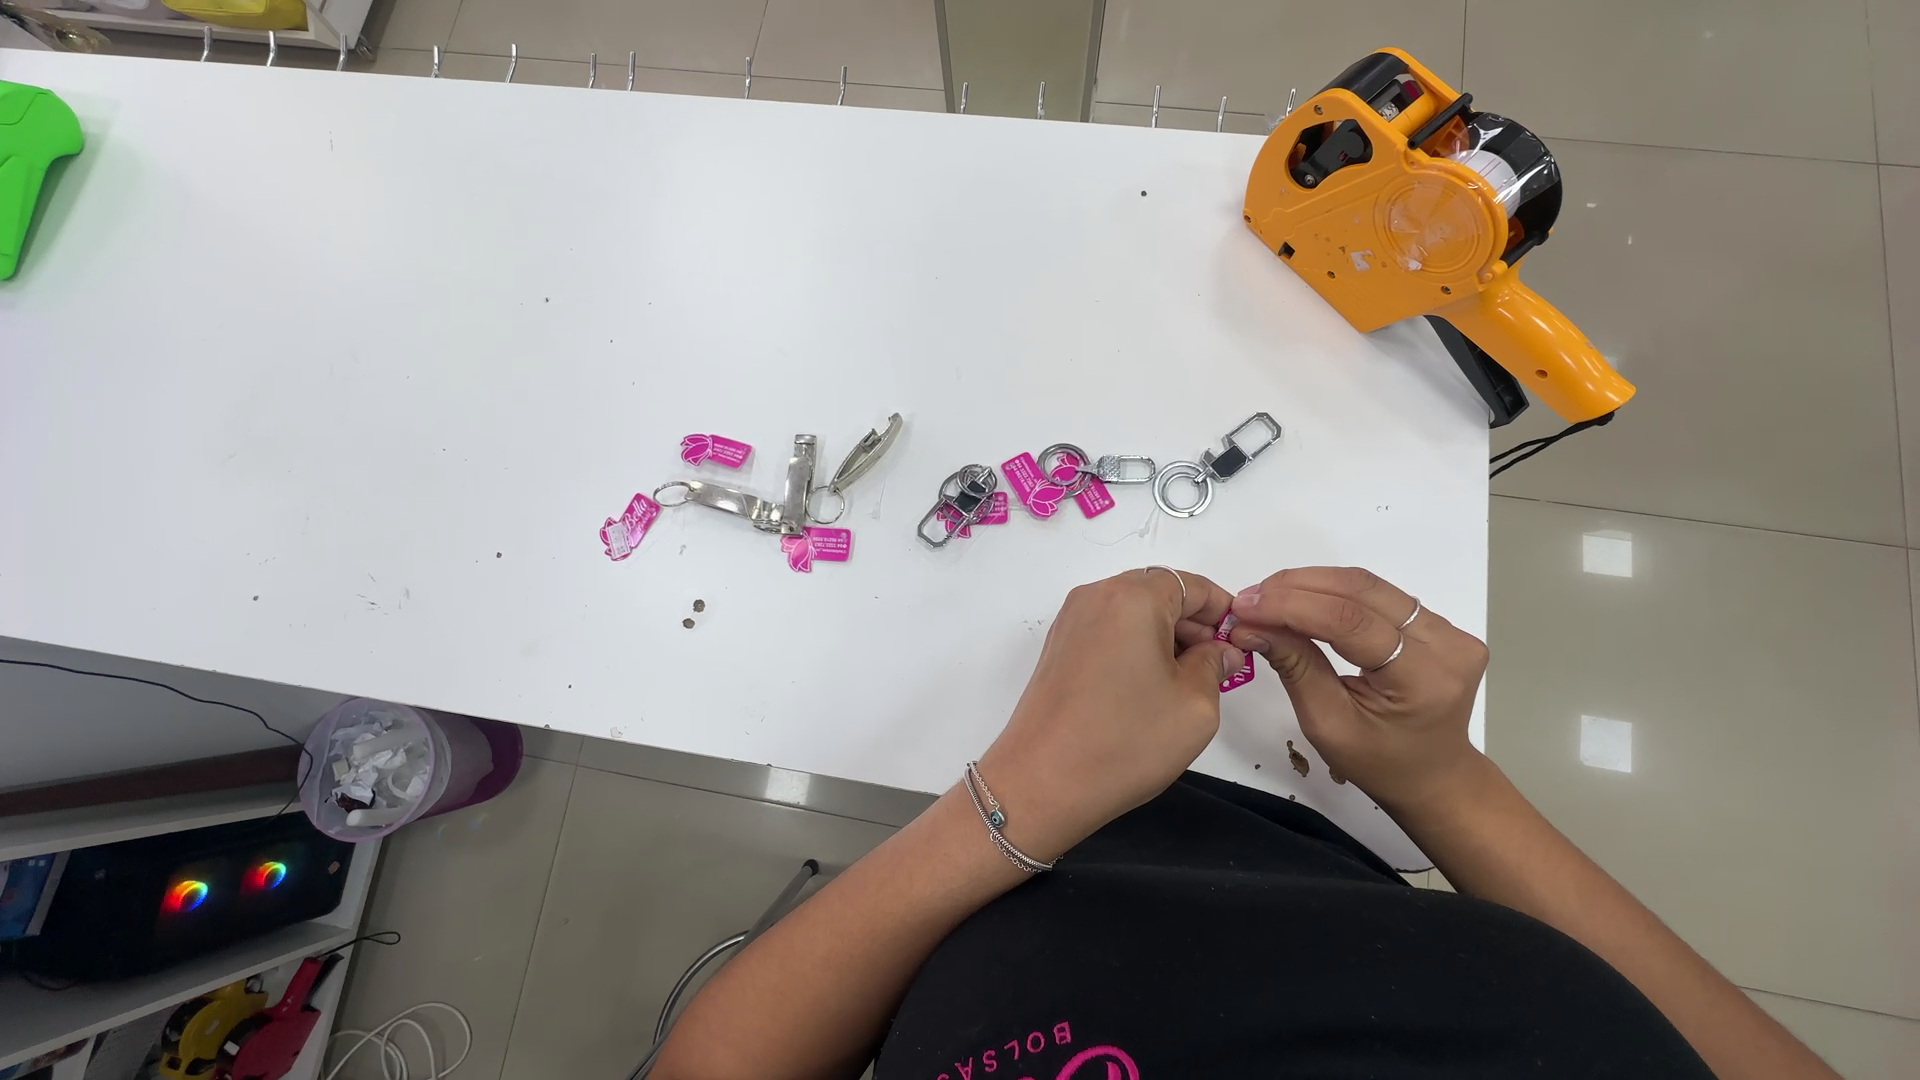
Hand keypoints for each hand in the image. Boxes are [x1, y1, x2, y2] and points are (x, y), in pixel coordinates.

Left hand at [977, 567, 1244, 861]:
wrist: (1043, 780)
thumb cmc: (1126, 740)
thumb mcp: (1195, 706)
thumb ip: (1215, 665)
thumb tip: (1220, 650)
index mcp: (1132, 598)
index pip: (1191, 585)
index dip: (1222, 611)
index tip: (1240, 644)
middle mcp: (1096, 596)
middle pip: (1157, 592)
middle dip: (1192, 623)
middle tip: (1217, 667)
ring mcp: (1071, 620)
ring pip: (1130, 611)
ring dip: (1163, 635)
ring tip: (1185, 681)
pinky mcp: (1057, 646)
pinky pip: (1107, 629)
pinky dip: (1134, 645)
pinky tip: (1147, 685)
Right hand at [1225, 566, 1488, 811]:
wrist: (1432, 774)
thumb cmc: (1376, 761)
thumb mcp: (1325, 722)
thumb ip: (1293, 666)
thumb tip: (1250, 626)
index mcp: (1423, 678)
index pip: (1350, 622)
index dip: (1291, 607)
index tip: (1243, 607)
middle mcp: (1446, 644)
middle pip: (1360, 591)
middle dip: (1295, 588)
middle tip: (1247, 599)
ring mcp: (1447, 629)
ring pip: (1366, 585)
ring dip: (1309, 584)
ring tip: (1265, 596)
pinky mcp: (1438, 622)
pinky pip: (1375, 593)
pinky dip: (1330, 591)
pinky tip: (1298, 599)